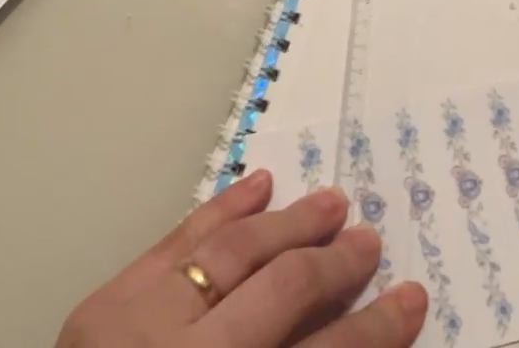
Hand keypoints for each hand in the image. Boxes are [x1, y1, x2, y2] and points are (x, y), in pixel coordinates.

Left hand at [56, 169, 427, 347]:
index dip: (374, 330)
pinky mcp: (106, 301)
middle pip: (280, 290)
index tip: (412, 298)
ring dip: (287, 222)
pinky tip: (259, 185)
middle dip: (333, 264)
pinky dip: (221, 209)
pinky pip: (176, 241)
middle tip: (368, 240)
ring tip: (332, 200)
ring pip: (231, 250)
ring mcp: (140, 322)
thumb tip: (350, 333)